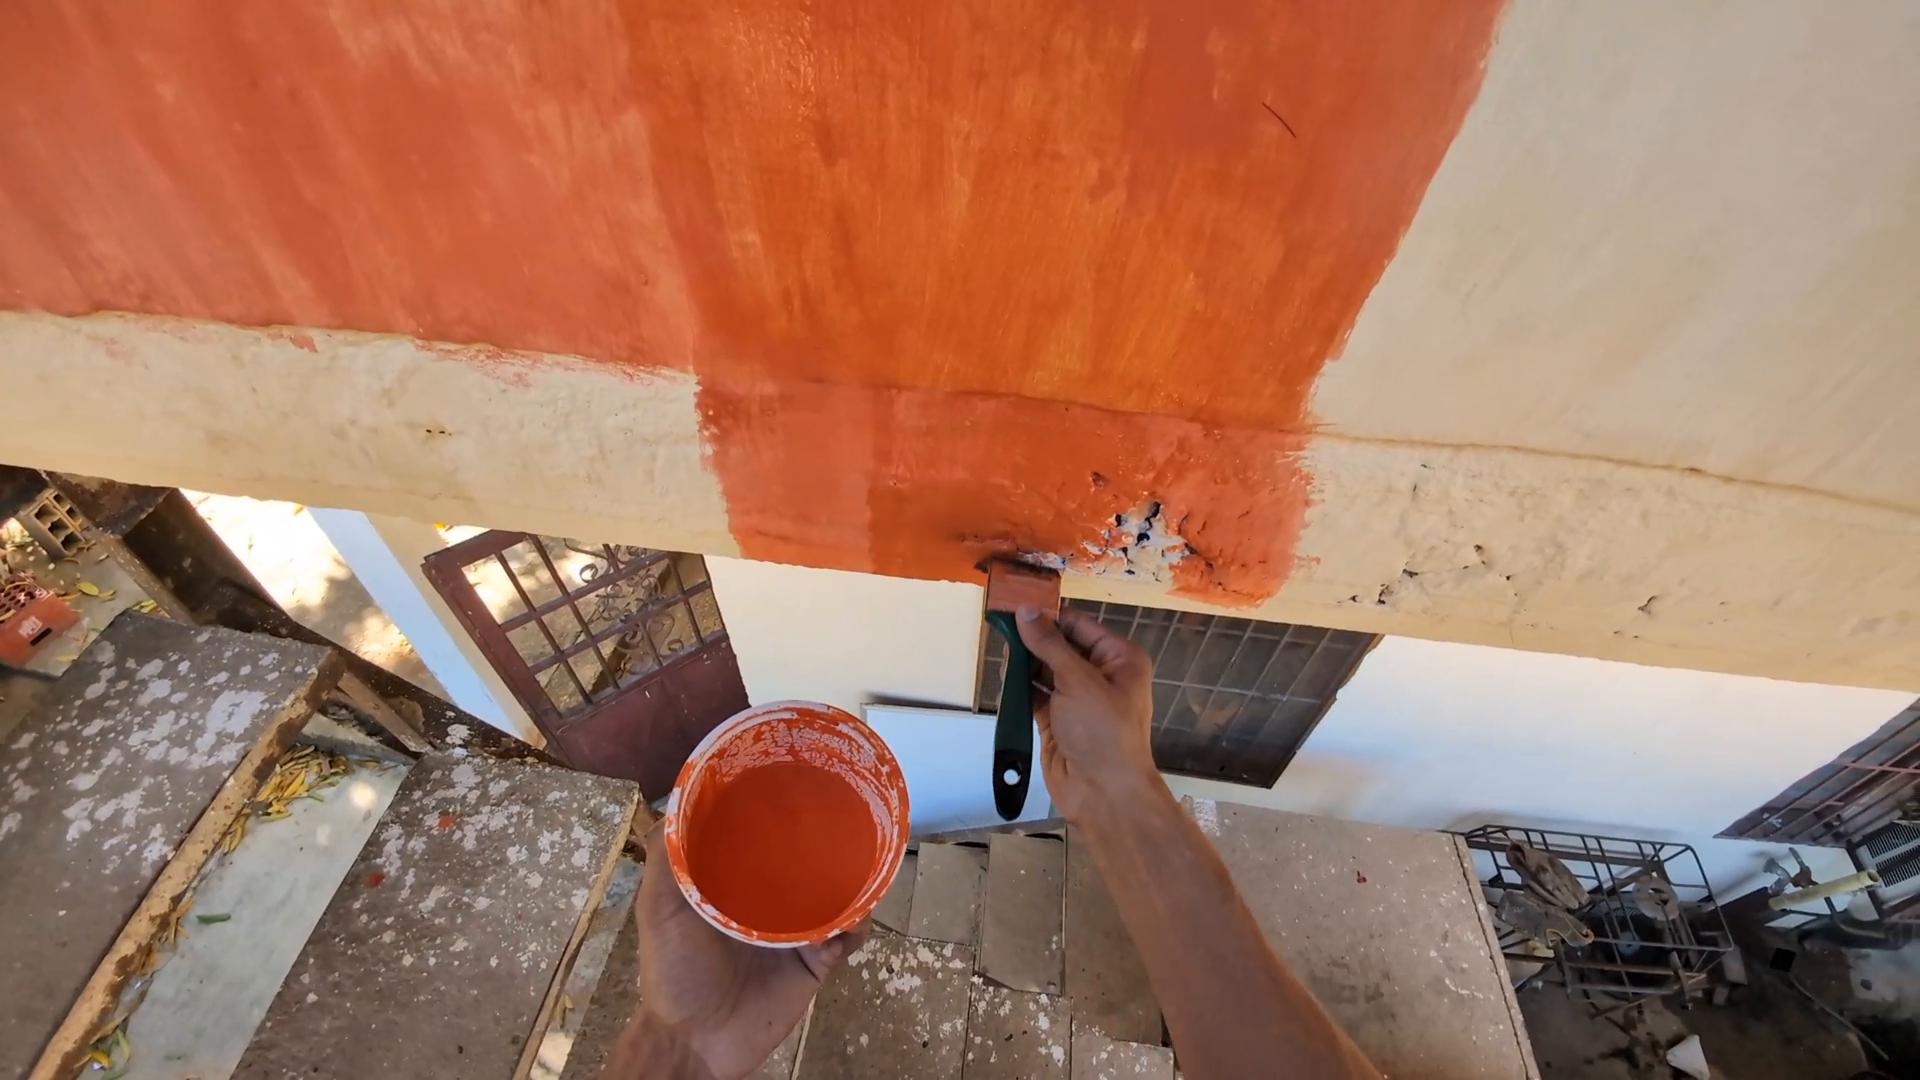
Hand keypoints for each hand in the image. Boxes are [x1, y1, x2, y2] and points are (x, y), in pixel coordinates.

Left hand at [629, 822, 866, 1079]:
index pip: (772, 838)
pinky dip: (855, 928)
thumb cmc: (674, 972)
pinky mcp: (816, 963)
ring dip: (854, 886)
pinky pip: (848, 938)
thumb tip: (676, 802)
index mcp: (742, 882)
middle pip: (813, 862)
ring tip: (856, 878)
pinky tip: (846, 927)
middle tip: (846, 828)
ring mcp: (797, 931)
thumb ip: (665, 862)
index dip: (788, 814)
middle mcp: (774, 899)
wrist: (696, 1044)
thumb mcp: (658, 911)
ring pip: (839, 896)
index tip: (805, 787)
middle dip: (833, 846)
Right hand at [1015, 605, 1159, 821]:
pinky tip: (1004, 676)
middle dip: (1033, 638)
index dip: (1049, 614)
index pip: (1079, 624)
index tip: (1016, 602)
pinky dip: (1021, 686)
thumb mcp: (1078, 681)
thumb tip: (1025, 610)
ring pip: (1046, 669)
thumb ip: (1049, 644)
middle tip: (999, 623)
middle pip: (1061, 645)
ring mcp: (1078, 698)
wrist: (1105, 795)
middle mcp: (1101, 674)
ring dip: (1025, 662)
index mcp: (1119, 658)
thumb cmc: (1103, 731)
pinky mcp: (1058, 719)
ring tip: (999, 647)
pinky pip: (1036, 694)